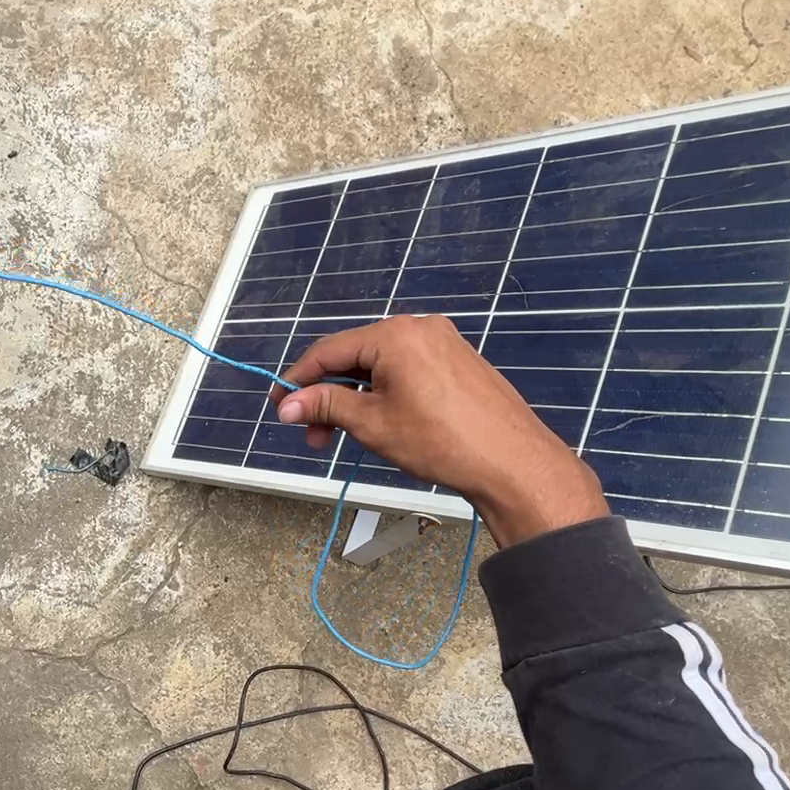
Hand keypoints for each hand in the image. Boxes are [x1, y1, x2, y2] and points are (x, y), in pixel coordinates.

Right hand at [270, 315, 609, 547]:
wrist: (511, 461)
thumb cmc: (437, 440)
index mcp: (394, 335)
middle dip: (325, 395)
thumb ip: (325, 406)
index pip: (329, 350)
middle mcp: (418, 328)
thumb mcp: (371, 423)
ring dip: (351, 399)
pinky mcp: (455, 361)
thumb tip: (286, 405)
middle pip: (353, 356)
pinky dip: (379, 395)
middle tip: (311, 434)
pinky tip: (373, 423)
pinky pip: (402, 370)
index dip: (297, 379)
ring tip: (339, 437)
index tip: (279, 406)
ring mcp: (441, 343)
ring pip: (377, 366)